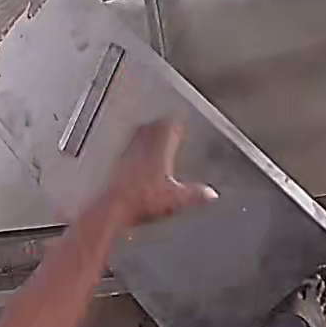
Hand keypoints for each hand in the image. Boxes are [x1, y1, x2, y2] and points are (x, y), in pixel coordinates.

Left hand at [90, 119, 216, 230]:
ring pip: (136, 136)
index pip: (168, 130)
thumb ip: (195, 194)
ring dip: (143, 131)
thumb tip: (210, 194)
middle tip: (163, 120)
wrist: (115, 207)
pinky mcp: (115, 166)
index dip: (174, 123)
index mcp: (158, 153)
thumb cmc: (143, 200)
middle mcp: (141, 150)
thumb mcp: (176, 200)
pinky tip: (129, 152)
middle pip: (151, 128)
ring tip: (146, 128)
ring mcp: (126, 156)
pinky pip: (124, 149)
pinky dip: (130, 146)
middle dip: (158, 123)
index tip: (178, 119)